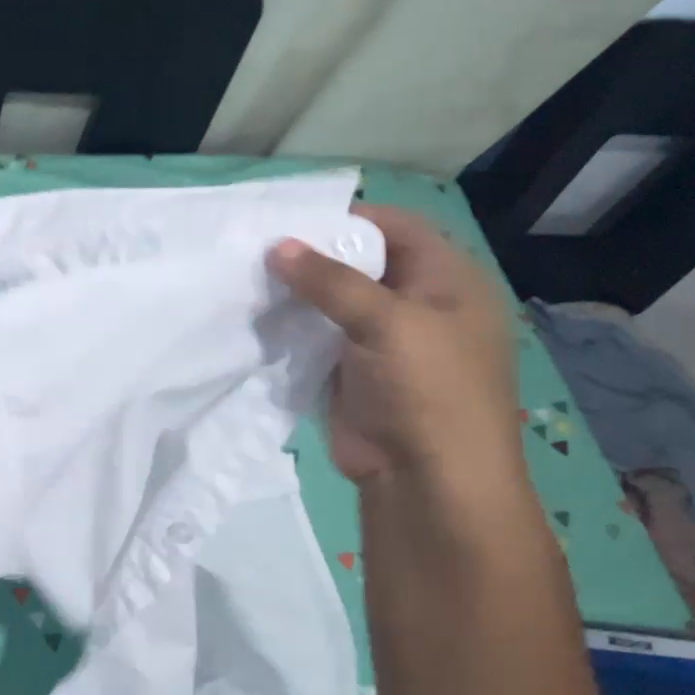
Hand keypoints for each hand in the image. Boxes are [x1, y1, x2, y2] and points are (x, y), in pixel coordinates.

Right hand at [267, 205, 521, 490]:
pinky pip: (316, 334)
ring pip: (332, 300)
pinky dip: (289, 324)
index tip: (292, 217)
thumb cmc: (428, 389)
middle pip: (360, 262)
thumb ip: (330, 281)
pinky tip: (254, 314)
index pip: (397, 228)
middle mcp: (416, 304)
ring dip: (296, 291)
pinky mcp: (350, 368)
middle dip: (313, 254)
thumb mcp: (387, 323)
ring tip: (245, 275)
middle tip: (256, 244)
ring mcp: (381, 339)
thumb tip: (276, 245)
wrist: (425, 477)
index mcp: (448, 282)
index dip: (350, 218)